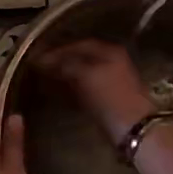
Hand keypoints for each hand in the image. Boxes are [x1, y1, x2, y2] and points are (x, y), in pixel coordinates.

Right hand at [37, 39, 155, 144]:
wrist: (134, 129)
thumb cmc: (110, 98)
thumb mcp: (85, 76)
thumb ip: (65, 65)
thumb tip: (44, 60)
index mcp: (110, 51)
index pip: (80, 45)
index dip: (58, 50)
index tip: (39, 58)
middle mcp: (113, 62)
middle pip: (82, 59)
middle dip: (61, 64)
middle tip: (41, 70)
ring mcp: (113, 82)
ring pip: (84, 75)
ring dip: (66, 78)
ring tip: (47, 82)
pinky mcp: (111, 101)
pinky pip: (88, 90)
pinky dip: (74, 91)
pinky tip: (62, 96)